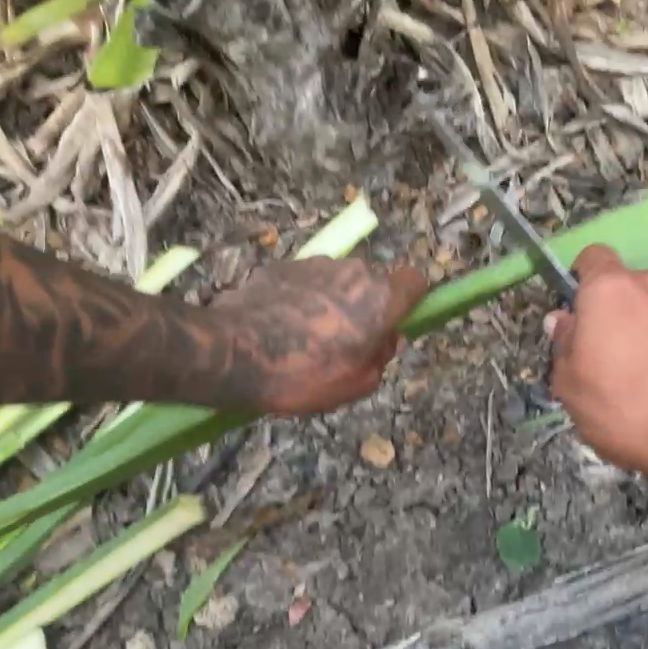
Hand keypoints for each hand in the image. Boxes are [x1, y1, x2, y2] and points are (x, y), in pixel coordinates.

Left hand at [213, 257, 427, 414]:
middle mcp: (354, 271)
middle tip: (351, 339)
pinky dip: (303, 299)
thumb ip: (382, 357)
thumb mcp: (359, 383)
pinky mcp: (281, 267)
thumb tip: (387, 339)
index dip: (410, 300)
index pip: (415, 280)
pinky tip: (283, 327)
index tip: (397, 322)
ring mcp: (315, 265)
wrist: (232, 353)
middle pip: (374, 281)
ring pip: (339, 280)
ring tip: (311, 335)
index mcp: (381, 297)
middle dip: (368, 304)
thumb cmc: (305, 374)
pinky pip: (306, 282)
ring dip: (334, 300)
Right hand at [546, 245, 647, 479]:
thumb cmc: (627, 407)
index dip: (583, 280)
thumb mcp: (571, 387)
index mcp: (611, 289)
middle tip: (612, 360)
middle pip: (631, 289)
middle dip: (620, 315)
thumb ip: (564, 347)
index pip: (594, 258)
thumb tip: (563, 321)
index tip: (579, 312)